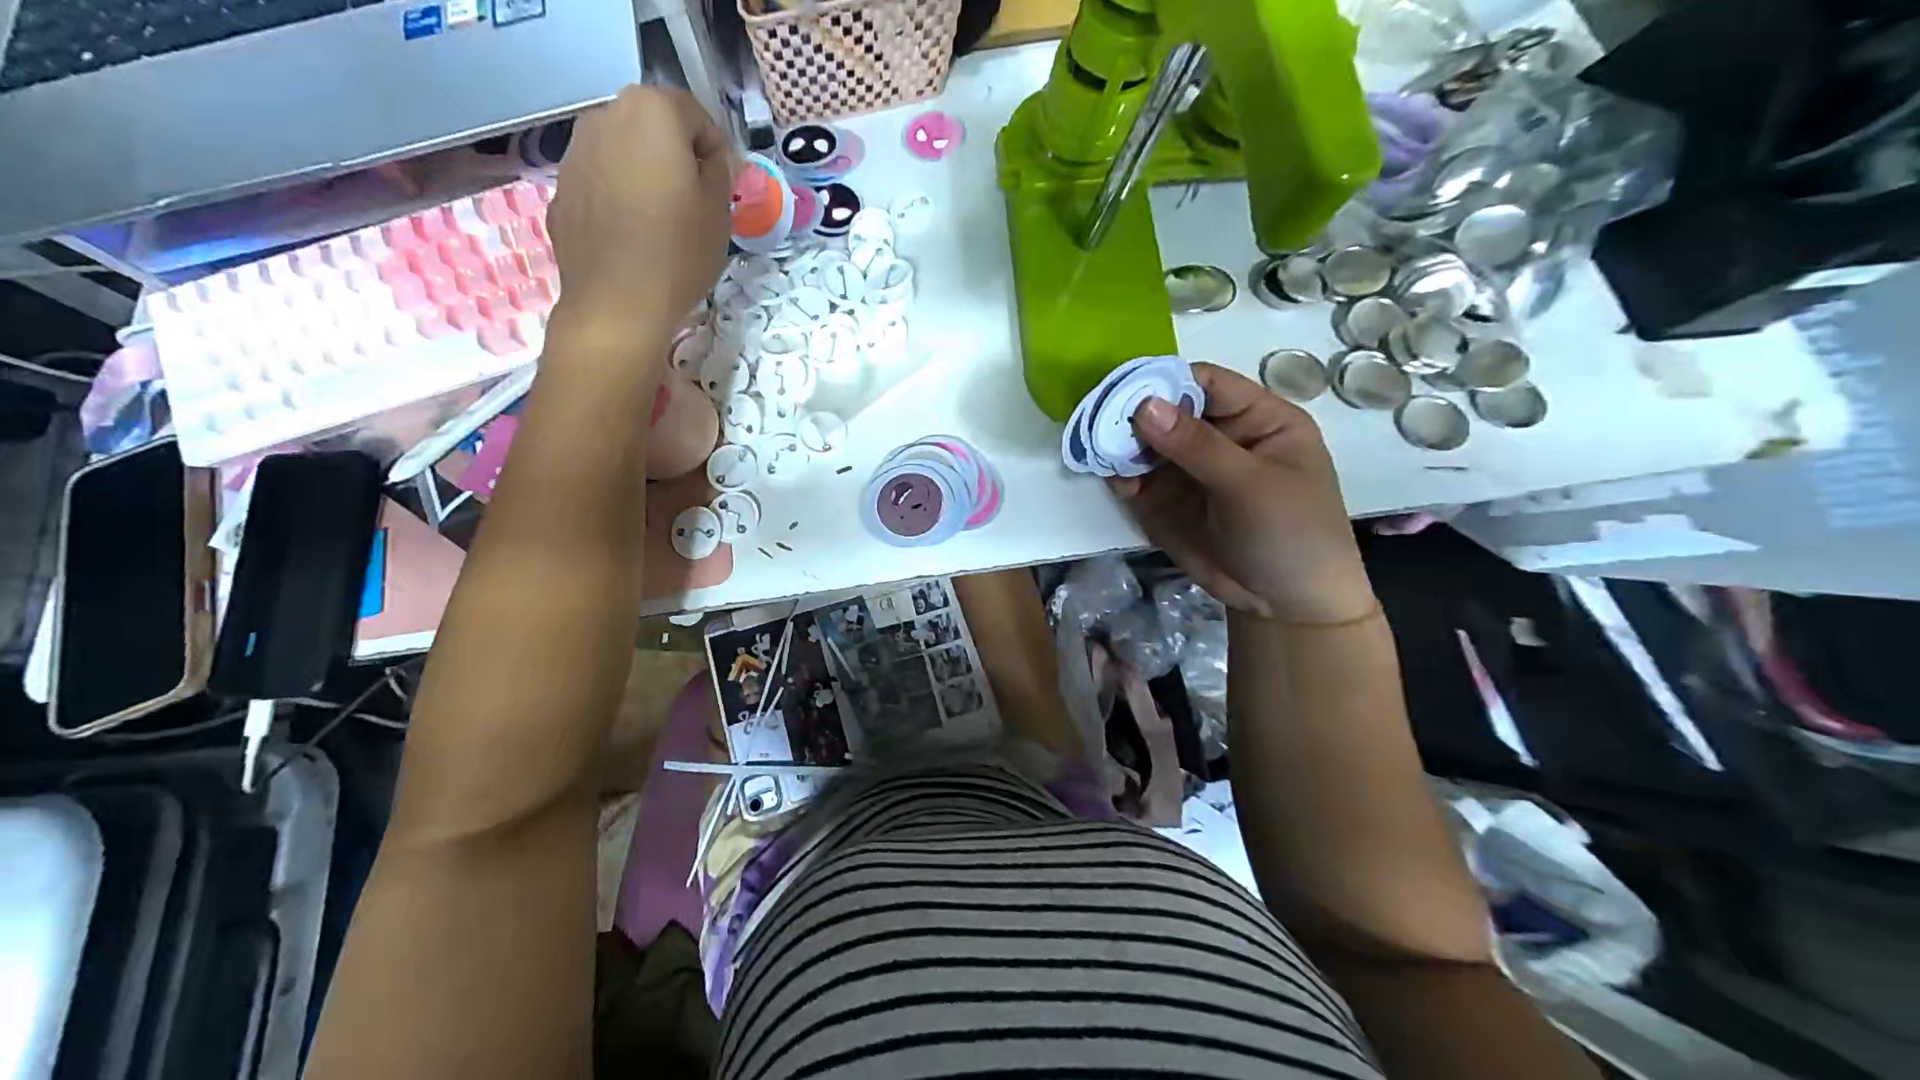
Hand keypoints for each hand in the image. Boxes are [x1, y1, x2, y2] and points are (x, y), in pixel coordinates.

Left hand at [546, 85, 731, 357]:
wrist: (617, 304)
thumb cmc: (679, 253)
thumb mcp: (719, 211)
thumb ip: (718, 170)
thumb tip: (709, 159)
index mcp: (651, 112)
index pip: (695, 114)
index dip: (714, 150)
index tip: (722, 186)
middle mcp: (605, 117)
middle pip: (652, 126)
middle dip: (676, 155)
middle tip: (694, 201)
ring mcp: (575, 152)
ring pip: (623, 152)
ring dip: (644, 174)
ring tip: (661, 221)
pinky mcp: (561, 189)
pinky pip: (601, 181)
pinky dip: (618, 197)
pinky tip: (632, 236)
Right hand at [1109, 363, 1377, 624]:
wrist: (1285, 605)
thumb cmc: (1290, 533)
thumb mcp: (1251, 484)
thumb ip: (1197, 445)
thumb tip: (1144, 405)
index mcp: (1255, 419)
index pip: (1206, 383)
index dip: (1168, 381)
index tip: (1127, 389)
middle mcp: (1217, 436)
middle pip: (1167, 409)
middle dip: (1134, 411)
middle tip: (1099, 416)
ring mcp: (1187, 469)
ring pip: (1144, 442)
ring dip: (1120, 442)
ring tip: (1096, 445)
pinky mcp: (1164, 500)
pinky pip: (1134, 477)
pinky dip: (1118, 473)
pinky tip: (1109, 476)